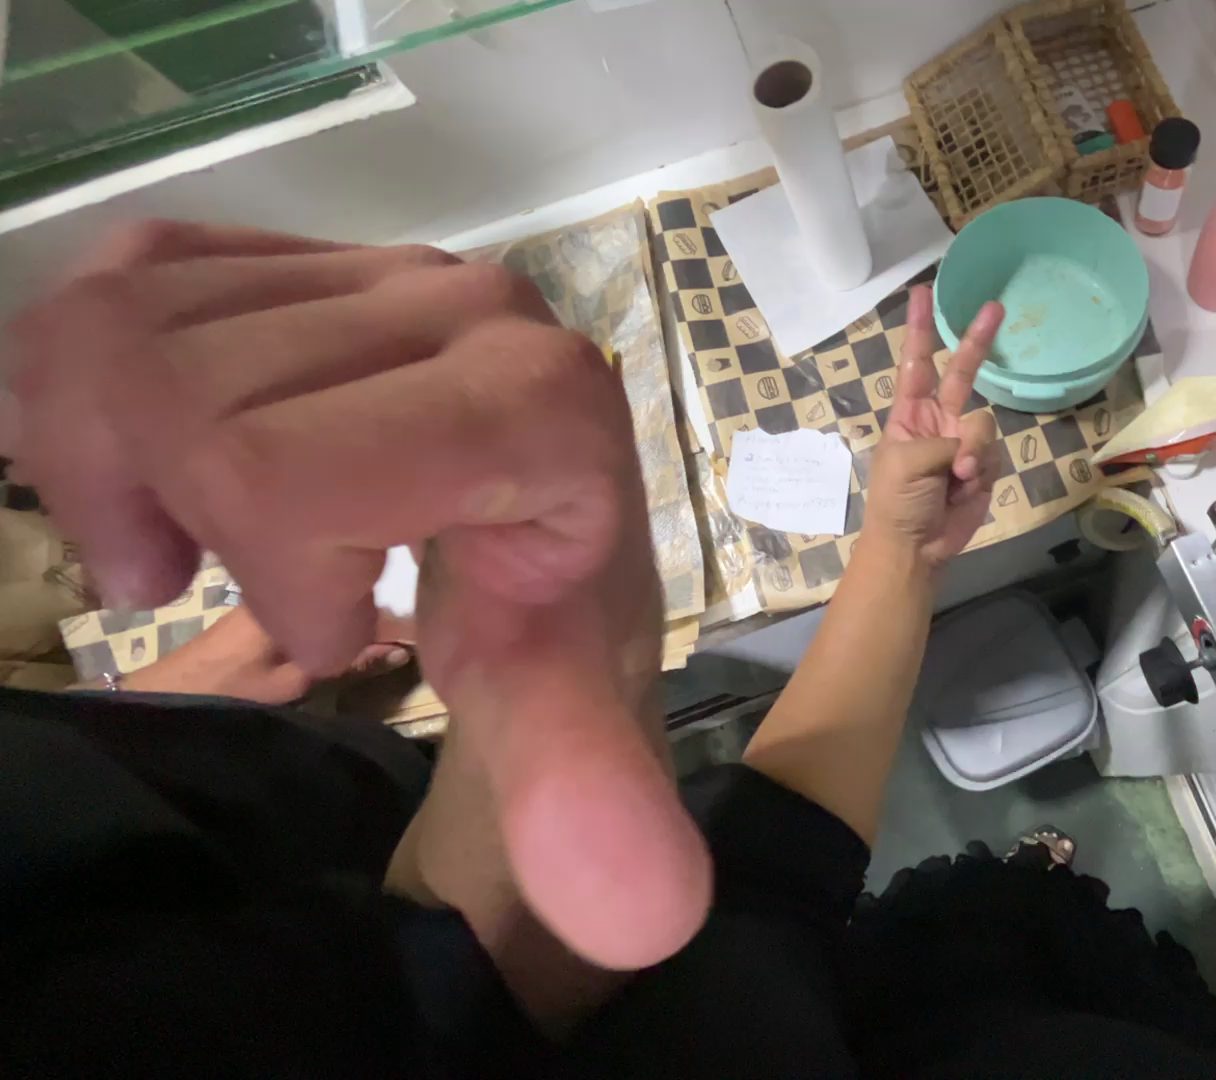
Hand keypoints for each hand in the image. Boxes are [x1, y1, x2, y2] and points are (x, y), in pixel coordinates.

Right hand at [2, 222, 709, 972]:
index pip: (286, 467)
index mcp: (545, 405)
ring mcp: (402, 270)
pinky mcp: (330, 261)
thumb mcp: (562, 713)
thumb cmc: (555, 625)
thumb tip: (653, 921)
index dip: (282, 574)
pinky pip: (135, 284)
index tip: (351, 624)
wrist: (547, 550)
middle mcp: (481, 310)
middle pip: (186, 393)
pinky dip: (100, 391)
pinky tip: (183, 468)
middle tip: (261, 588)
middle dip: (194, 526)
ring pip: (128, 331)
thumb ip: (597, 797)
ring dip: (126, 469)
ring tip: (215, 545)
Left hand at [864, 285, 1004, 566]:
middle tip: (995, 307)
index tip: (922, 294)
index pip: (915, 362)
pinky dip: (983, 470)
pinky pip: (995, 453)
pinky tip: (967, 487)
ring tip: (959, 476)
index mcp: (909, 413)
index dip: (919, 329)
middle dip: (977, 341)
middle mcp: (939, 420)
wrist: (916, 547)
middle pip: (962, 372)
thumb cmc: (896, 501)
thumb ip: (943, 440)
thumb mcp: (906, 462)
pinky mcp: (984, 466)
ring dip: (975, 450)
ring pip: (984, 424)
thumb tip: (972, 448)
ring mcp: (964, 442)